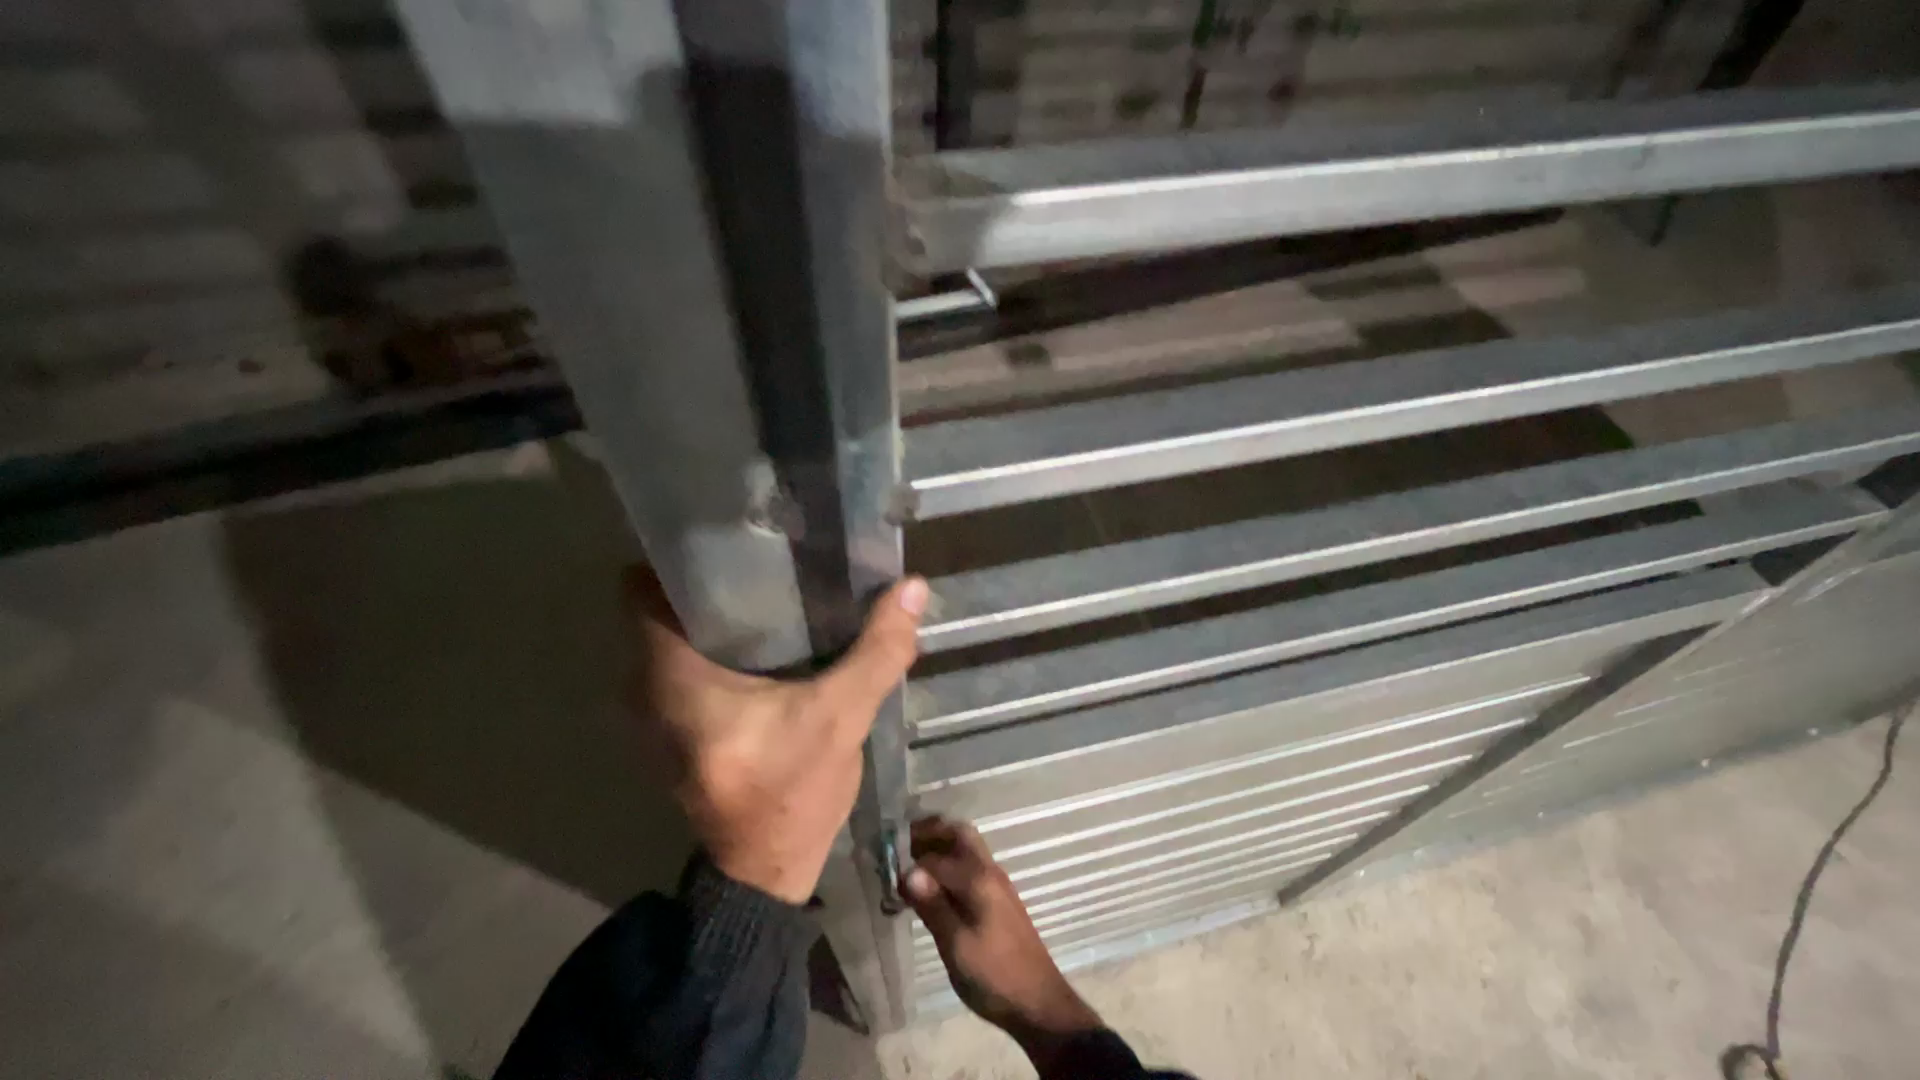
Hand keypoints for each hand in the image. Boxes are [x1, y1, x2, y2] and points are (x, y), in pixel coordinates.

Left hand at [625, 567, 927, 903]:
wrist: (767, 871)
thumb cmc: (791, 795)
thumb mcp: (840, 719)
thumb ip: (876, 652)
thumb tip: (912, 586)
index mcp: (671, 676)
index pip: (645, 585)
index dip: (685, 555)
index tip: (735, 537)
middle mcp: (645, 685)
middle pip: (665, 603)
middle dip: (714, 577)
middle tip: (769, 554)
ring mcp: (656, 707)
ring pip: (677, 632)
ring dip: (719, 610)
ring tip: (773, 584)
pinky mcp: (677, 723)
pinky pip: (688, 659)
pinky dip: (721, 643)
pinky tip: (769, 635)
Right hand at [903, 817, 1103, 1059]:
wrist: (1038, 1002)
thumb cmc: (994, 975)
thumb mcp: (956, 946)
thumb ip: (933, 906)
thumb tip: (908, 871)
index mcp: (979, 879)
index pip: (935, 856)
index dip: (907, 859)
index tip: (881, 867)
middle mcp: (989, 872)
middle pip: (958, 834)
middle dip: (928, 833)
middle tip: (898, 847)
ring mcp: (996, 885)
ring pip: (965, 850)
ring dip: (938, 849)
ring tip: (907, 868)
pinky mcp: (997, 900)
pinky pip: (969, 869)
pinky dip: (947, 868)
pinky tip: (930, 892)